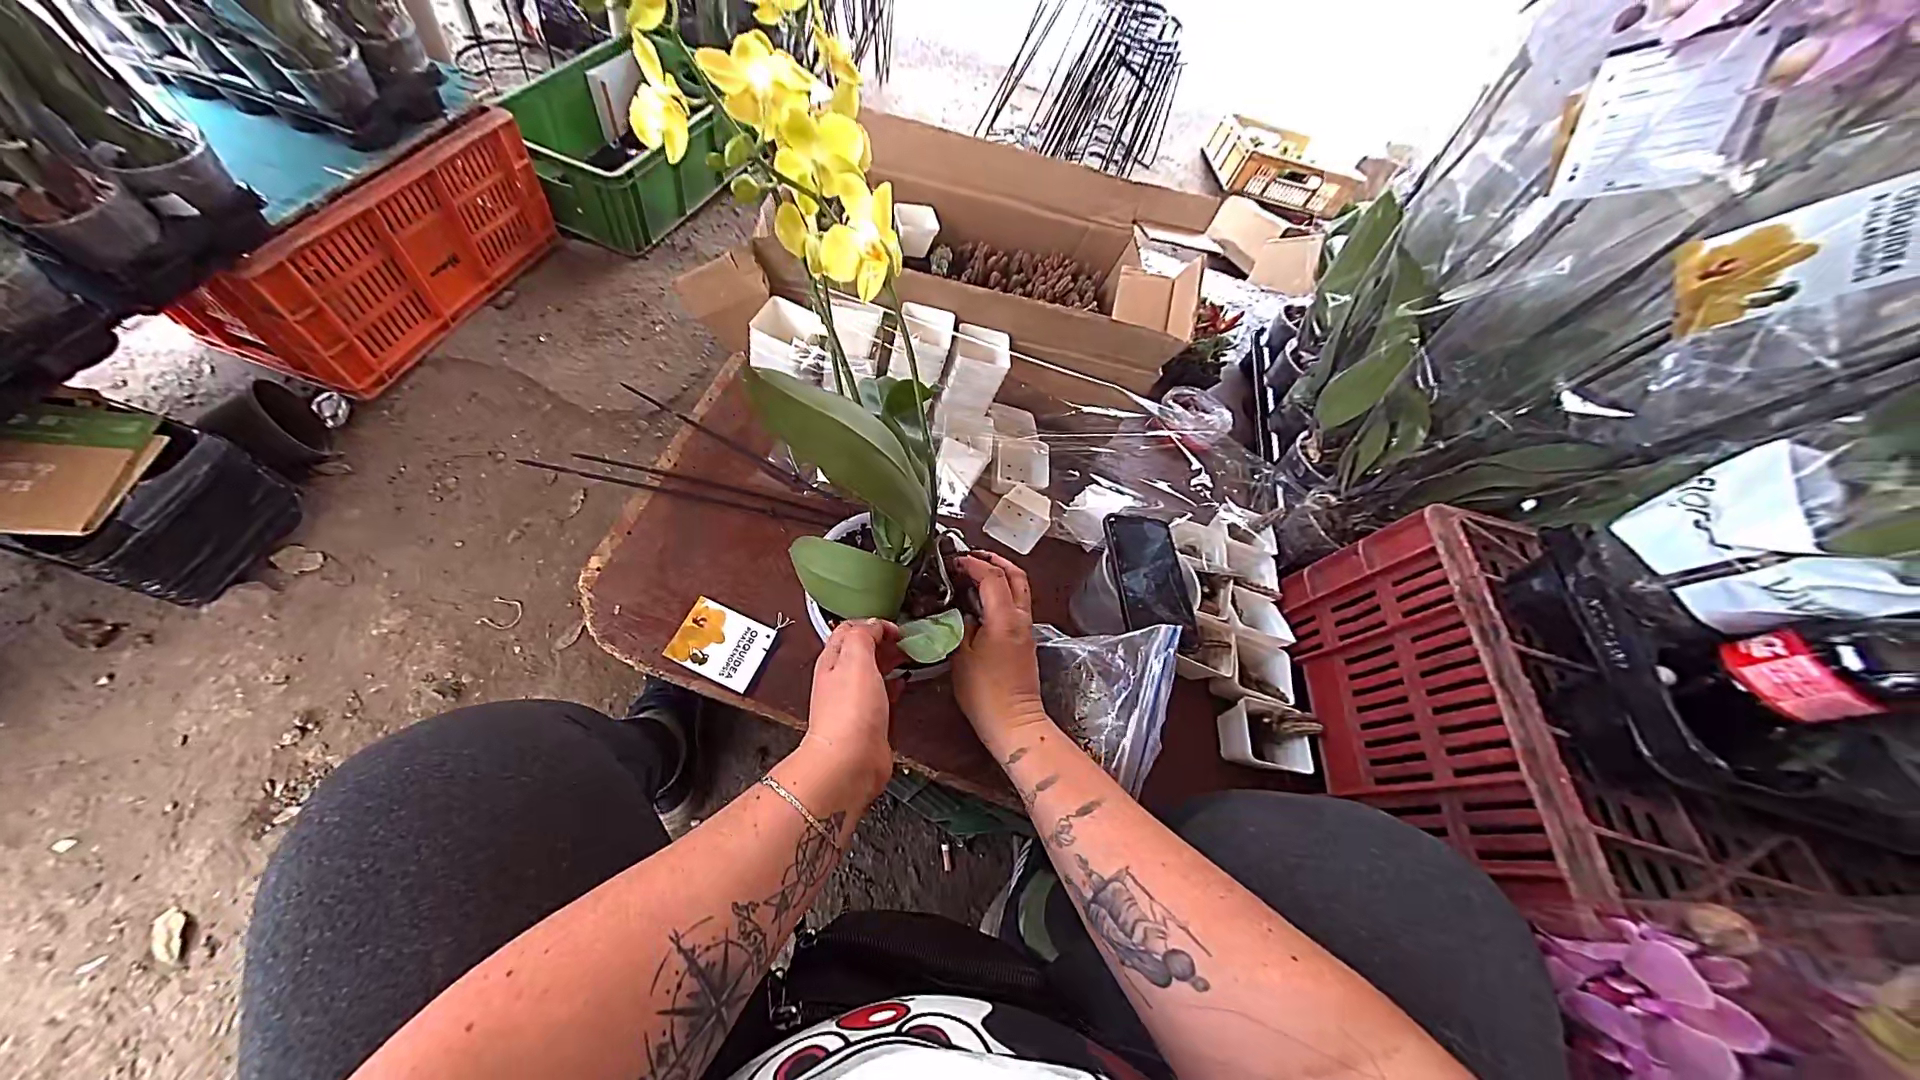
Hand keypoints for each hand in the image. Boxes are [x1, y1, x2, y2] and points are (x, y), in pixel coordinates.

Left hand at [803, 619, 901, 802]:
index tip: (896, 628)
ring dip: (891, 661)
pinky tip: (902, 684)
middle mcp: (842, 680)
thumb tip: (874, 624)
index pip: (851, 630)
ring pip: (874, 671)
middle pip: (863, 650)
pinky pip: (884, 695)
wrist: (849, 762)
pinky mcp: (870, 721)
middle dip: (885, 641)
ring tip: (909, 655)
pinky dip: (895, 685)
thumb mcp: (855, 658)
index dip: (874, 624)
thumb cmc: (847, 715)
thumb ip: (863, 635)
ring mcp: (856, 701)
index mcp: (834, 660)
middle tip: (906, 640)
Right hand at [952, 554, 1049, 751]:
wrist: (1013, 721)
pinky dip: (1003, 593)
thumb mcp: (961, 655)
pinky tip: (983, 601)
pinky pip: (1017, 606)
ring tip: (977, 573)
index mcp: (1005, 618)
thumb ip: (961, 625)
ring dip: (1002, 575)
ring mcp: (1026, 630)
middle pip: (1016, 575)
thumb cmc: (984, 692)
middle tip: (973, 556)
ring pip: (1020, 589)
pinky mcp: (1025, 641)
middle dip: (996, 560)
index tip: (955, 561)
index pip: (992, 576)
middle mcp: (1021, 618)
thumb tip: (963, 611)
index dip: (973, 563)